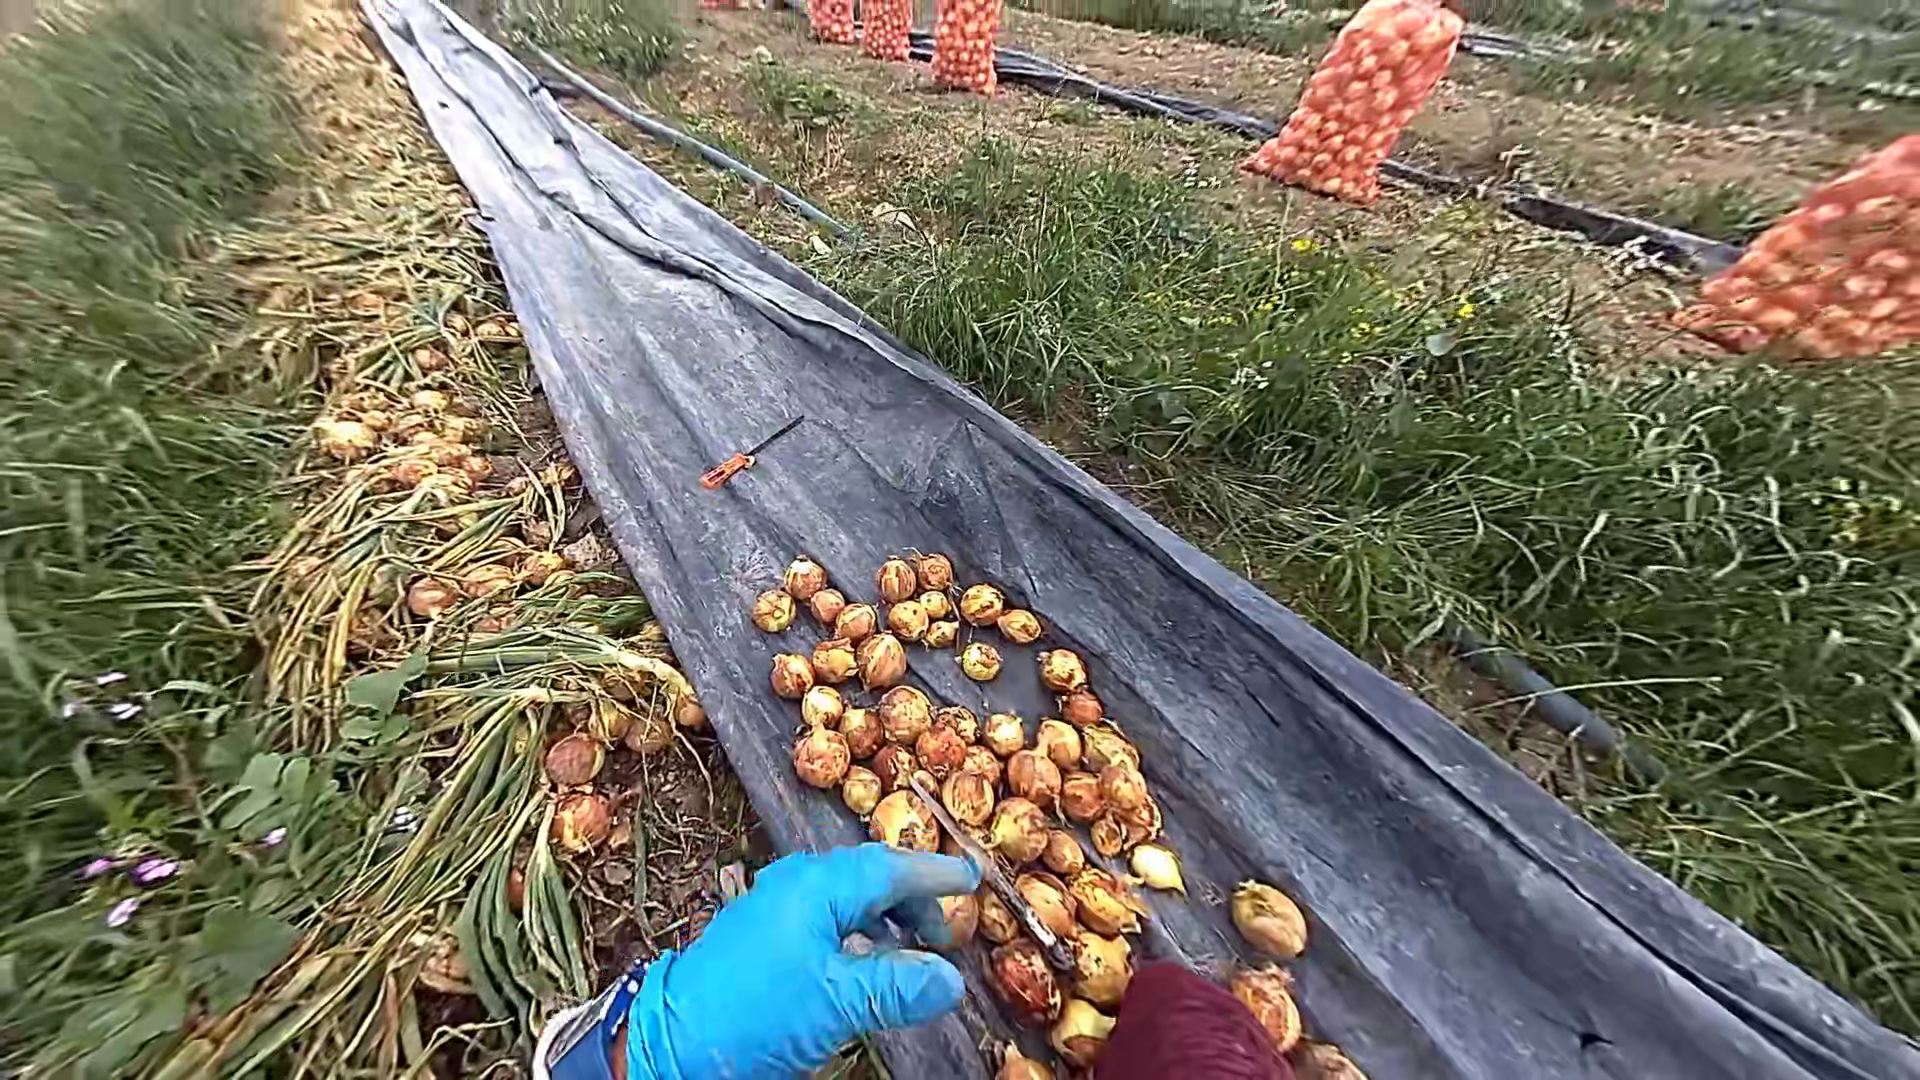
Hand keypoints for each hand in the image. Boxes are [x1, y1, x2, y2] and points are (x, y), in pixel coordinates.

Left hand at [622, 844, 980, 1078]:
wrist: (668, 1042)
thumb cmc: (755, 1014)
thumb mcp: (834, 1004)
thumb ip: (896, 986)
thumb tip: (951, 980)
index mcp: (819, 883)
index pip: (891, 868)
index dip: (934, 873)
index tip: (972, 874)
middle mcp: (802, 879)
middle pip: (873, 876)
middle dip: (914, 900)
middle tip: (945, 934)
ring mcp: (783, 899)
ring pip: (852, 895)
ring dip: (887, 919)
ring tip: (912, 952)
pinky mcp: (770, 923)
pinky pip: (830, 914)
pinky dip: (860, 933)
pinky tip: (869, 961)